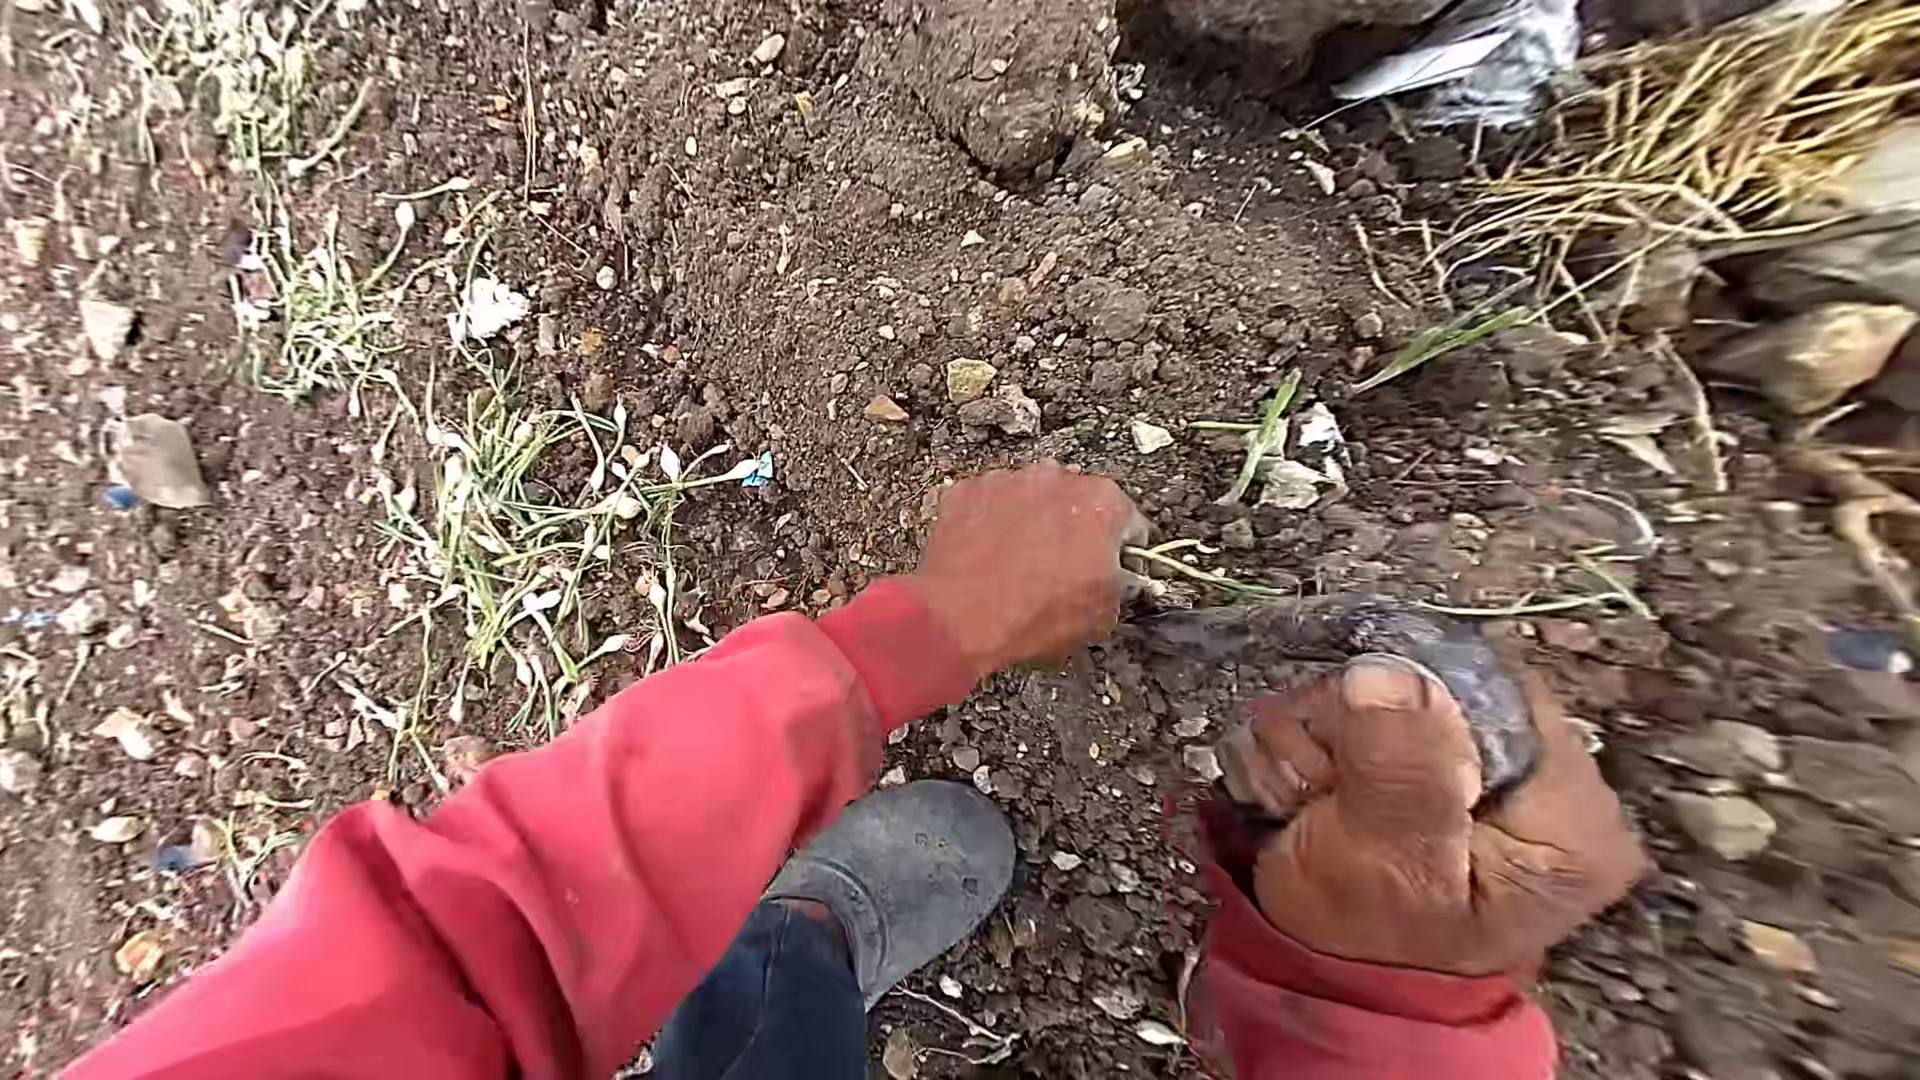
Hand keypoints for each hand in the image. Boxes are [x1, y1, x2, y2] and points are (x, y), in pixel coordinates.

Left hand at [913, 461, 1146, 678]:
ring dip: (1030, 521)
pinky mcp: (968, 491)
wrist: (958, 620)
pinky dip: (990, 522)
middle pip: (1076, 501)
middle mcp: (1055, 478)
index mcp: (1101, 502)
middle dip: (1073, 528)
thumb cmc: (1028, 616)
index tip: (1111, 562)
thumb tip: (1117, 577)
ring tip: (1018, 564)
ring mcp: (1007, 481)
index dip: (1121, 548)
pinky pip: (989, 503)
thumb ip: (1120, 582)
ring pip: (1030, 497)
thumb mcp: (1101, 615)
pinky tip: (988, 555)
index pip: (1128, 520)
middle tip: (1060, 567)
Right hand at [1236, 657, 1649, 975]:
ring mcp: (1433, 756)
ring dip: (1307, 739)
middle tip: (1328, 787)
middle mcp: (1503, 768)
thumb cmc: (1368, 931)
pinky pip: (1314, 709)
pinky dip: (1292, 745)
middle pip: (1406, 683)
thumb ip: (1402, 770)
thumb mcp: (1394, 861)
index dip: (1413, 696)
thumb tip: (1389, 673)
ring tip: (1309, 797)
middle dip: (1343, 726)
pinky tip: (1298, 790)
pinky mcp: (1380, 752)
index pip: (1492, 688)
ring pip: (1347, 691)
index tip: (1360, 743)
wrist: (1313, 959)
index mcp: (1559, 804)